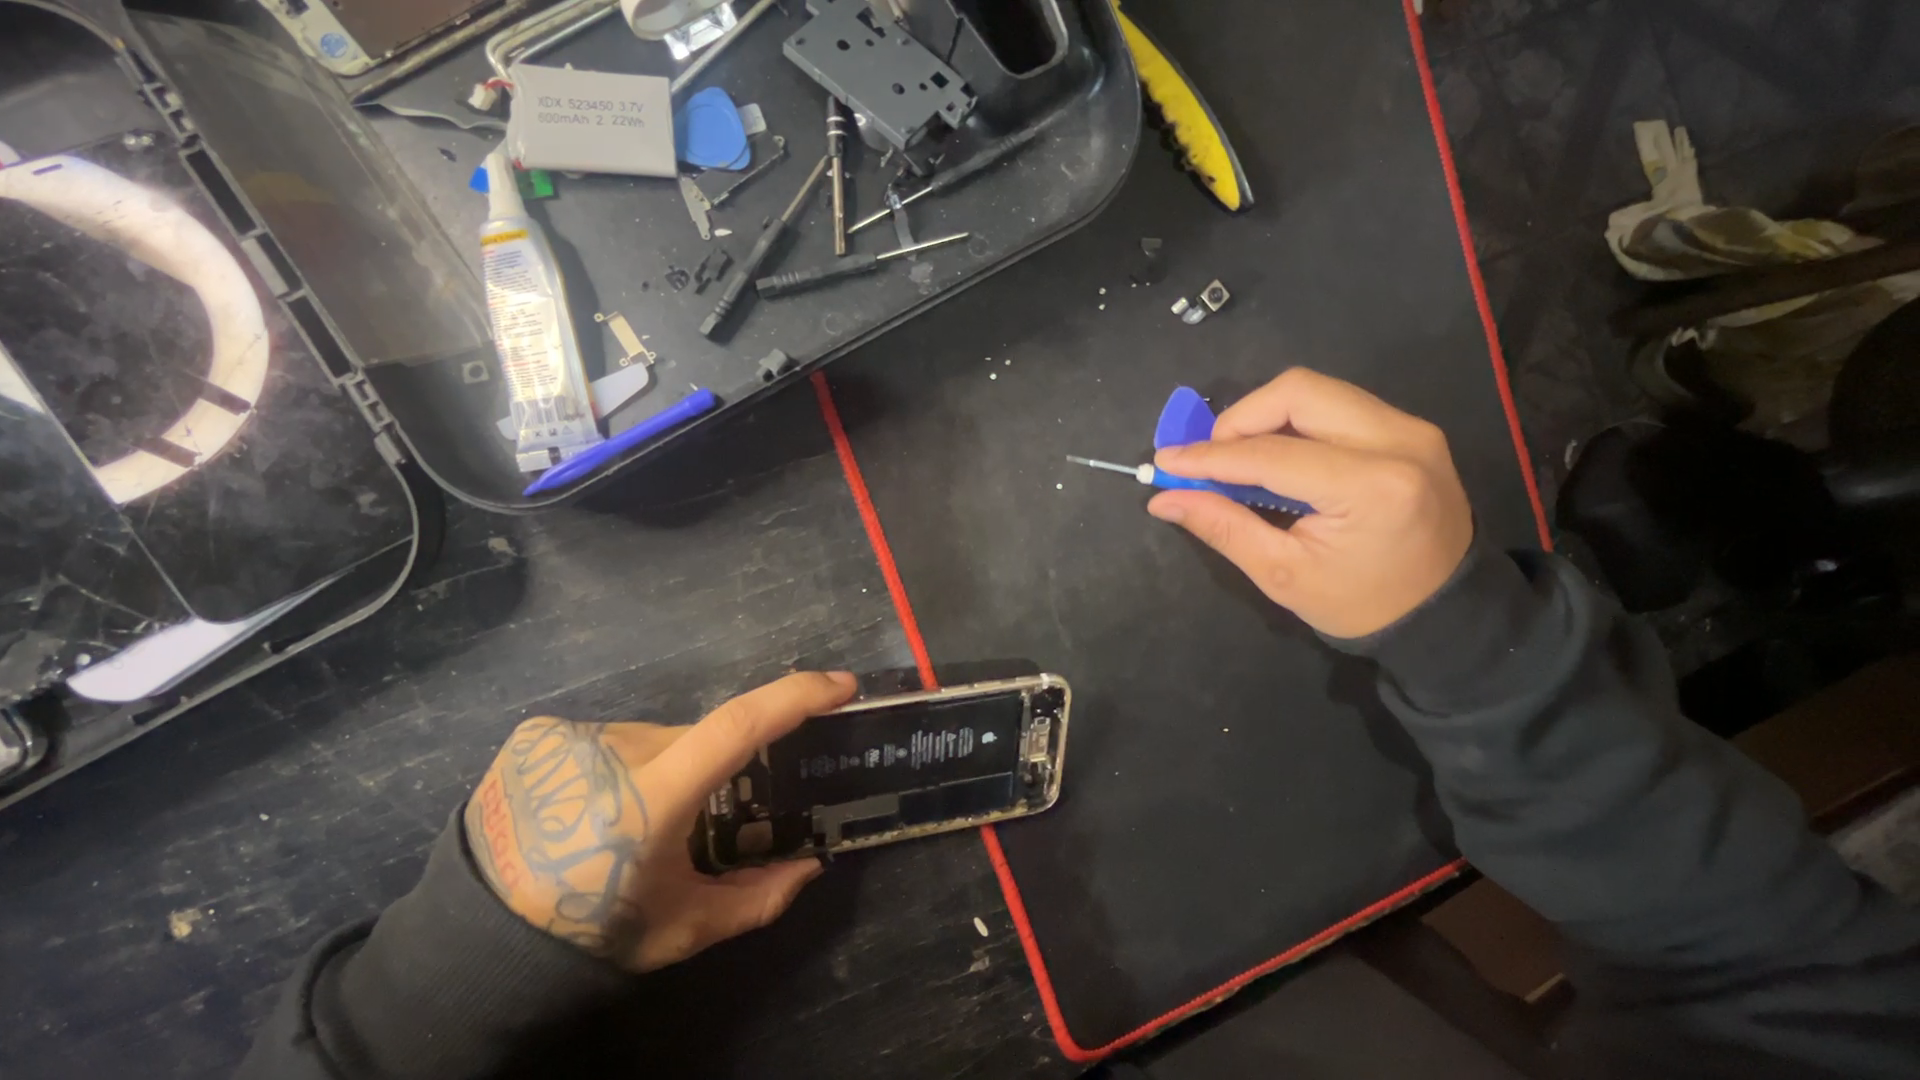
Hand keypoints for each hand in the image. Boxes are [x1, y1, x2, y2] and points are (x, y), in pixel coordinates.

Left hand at [463, 671, 857, 971]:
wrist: (473, 940)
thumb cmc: (591, 932)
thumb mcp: (682, 927)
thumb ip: (757, 898)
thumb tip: (811, 865)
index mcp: (654, 796)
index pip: (737, 726)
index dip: (794, 697)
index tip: (840, 685)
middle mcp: (615, 749)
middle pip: (695, 738)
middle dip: (712, 770)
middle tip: (695, 823)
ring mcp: (571, 734)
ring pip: (650, 739)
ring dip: (662, 769)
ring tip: (628, 827)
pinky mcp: (538, 733)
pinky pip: (605, 739)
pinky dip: (616, 767)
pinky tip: (589, 811)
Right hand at [1147, 368, 1473, 638]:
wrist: (1445, 613)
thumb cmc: (1361, 604)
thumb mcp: (1284, 576)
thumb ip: (1224, 528)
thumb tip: (1164, 498)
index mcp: (1370, 487)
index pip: (1272, 452)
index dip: (1211, 456)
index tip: (1166, 461)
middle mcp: (1398, 441)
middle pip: (1298, 392)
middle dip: (1241, 419)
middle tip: (1212, 459)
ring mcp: (1410, 429)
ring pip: (1318, 391)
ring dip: (1266, 416)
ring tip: (1240, 458)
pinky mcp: (1410, 429)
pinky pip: (1338, 404)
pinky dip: (1295, 422)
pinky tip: (1278, 456)